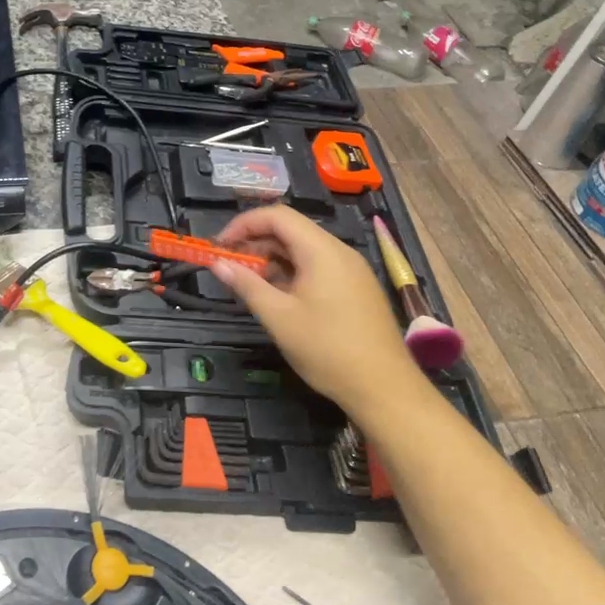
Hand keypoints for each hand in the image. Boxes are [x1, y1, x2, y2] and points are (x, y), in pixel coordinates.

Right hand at [208, 205, 420, 408]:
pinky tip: (279, 297)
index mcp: (321, 250)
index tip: (220, 247)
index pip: (277, 216)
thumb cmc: (327, 349)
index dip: (244, 224)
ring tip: (250, 284)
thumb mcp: (279, 317)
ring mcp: (351, 270)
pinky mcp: (356, 289)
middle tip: (230, 267)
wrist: (385, 388)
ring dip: (273, 259)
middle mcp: (339, 252)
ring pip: (304, 250)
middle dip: (256, 243)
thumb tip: (218, 263)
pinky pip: (318, 267)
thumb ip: (247, 285)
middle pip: (291, 230)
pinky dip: (293, 272)